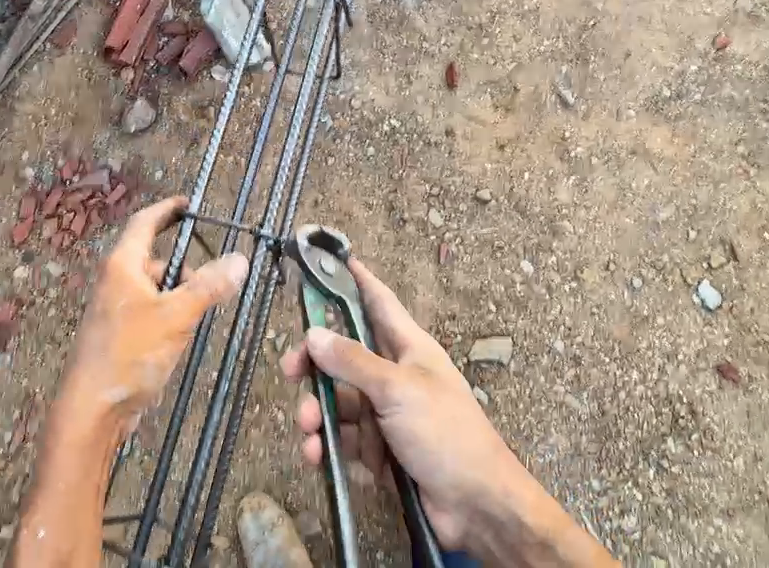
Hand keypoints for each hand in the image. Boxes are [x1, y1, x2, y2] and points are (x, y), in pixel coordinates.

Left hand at [61, 196, 247, 429]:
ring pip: (154, 288)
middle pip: (154, 258)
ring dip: (178, 294)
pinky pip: (149, 311)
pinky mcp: (118, 334)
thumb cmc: (129, 354)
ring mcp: (114, 308)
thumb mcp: (177, 316)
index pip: (145, 222)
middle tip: (212, 281)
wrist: (91, 409)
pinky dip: (168, 314)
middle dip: (184, 267)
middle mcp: (115, 280)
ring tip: (199, 314)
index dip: (167, 210)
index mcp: (123, 264)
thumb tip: (239, 259)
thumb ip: (208, 287)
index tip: (188, 204)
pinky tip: (181, 337)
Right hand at [279, 259, 614, 565]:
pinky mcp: (383, 449)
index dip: (357, 280)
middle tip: (289, 370)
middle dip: (316, 363)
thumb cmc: (446, 434)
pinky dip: (328, 445)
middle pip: (347, 356)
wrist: (479, 508)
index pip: (379, 301)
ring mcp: (389, 413)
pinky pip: (346, 438)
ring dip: (319, 412)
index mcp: (409, 347)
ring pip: (341, 400)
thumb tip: (313, 334)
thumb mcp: (397, 390)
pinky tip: (316, 455)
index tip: (332, 260)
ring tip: (307, 428)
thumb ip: (353, 361)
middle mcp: (397, 374)